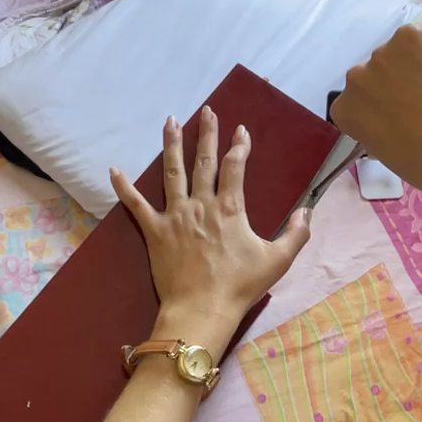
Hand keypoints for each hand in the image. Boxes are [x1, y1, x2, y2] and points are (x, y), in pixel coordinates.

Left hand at [111, 106, 311, 356]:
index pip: (235, 168)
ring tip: (170, 121)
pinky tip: (114, 170)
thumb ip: (296, 234)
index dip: (239, 146)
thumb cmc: (240, 286)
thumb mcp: (278, 261)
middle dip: (206, 134)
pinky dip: (124, 187)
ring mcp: (176, 216)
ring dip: (171, 145)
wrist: (202, 309)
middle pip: (204, 162)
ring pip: (172, 173)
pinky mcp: (155, 232)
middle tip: (207, 111)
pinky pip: (136, 205)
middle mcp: (201, 205)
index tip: (241, 130)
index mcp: (230, 209)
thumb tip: (307, 211)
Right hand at [331, 23, 421, 200]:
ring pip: (402, 53)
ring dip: (418, 64)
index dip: (383, 105)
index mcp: (346, 109)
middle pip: (378, 73)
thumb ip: (380, 127)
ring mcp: (383, 52)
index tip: (403, 115)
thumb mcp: (389, 154)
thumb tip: (394, 117)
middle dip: (398, 82)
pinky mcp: (411, 34)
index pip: (358, 100)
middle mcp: (356, 77)